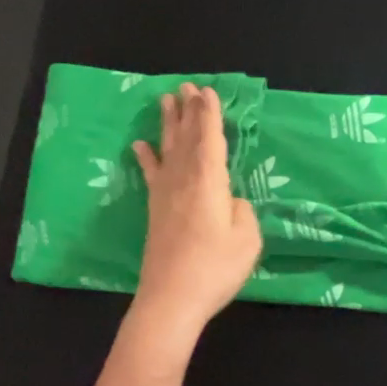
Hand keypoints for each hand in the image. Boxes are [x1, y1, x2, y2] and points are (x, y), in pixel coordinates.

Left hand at [130, 84, 262, 333]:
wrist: (171, 299)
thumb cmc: (214, 268)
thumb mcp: (247, 239)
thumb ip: (242, 212)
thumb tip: (231, 201)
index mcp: (209, 181)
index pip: (210, 139)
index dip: (209, 114)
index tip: (207, 91)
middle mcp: (183, 180)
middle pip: (186, 138)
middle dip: (187, 111)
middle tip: (185, 86)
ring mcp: (165, 196)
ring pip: (167, 150)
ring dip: (167, 125)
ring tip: (165, 100)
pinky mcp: (155, 212)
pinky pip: (151, 175)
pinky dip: (146, 158)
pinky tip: (139, 145)